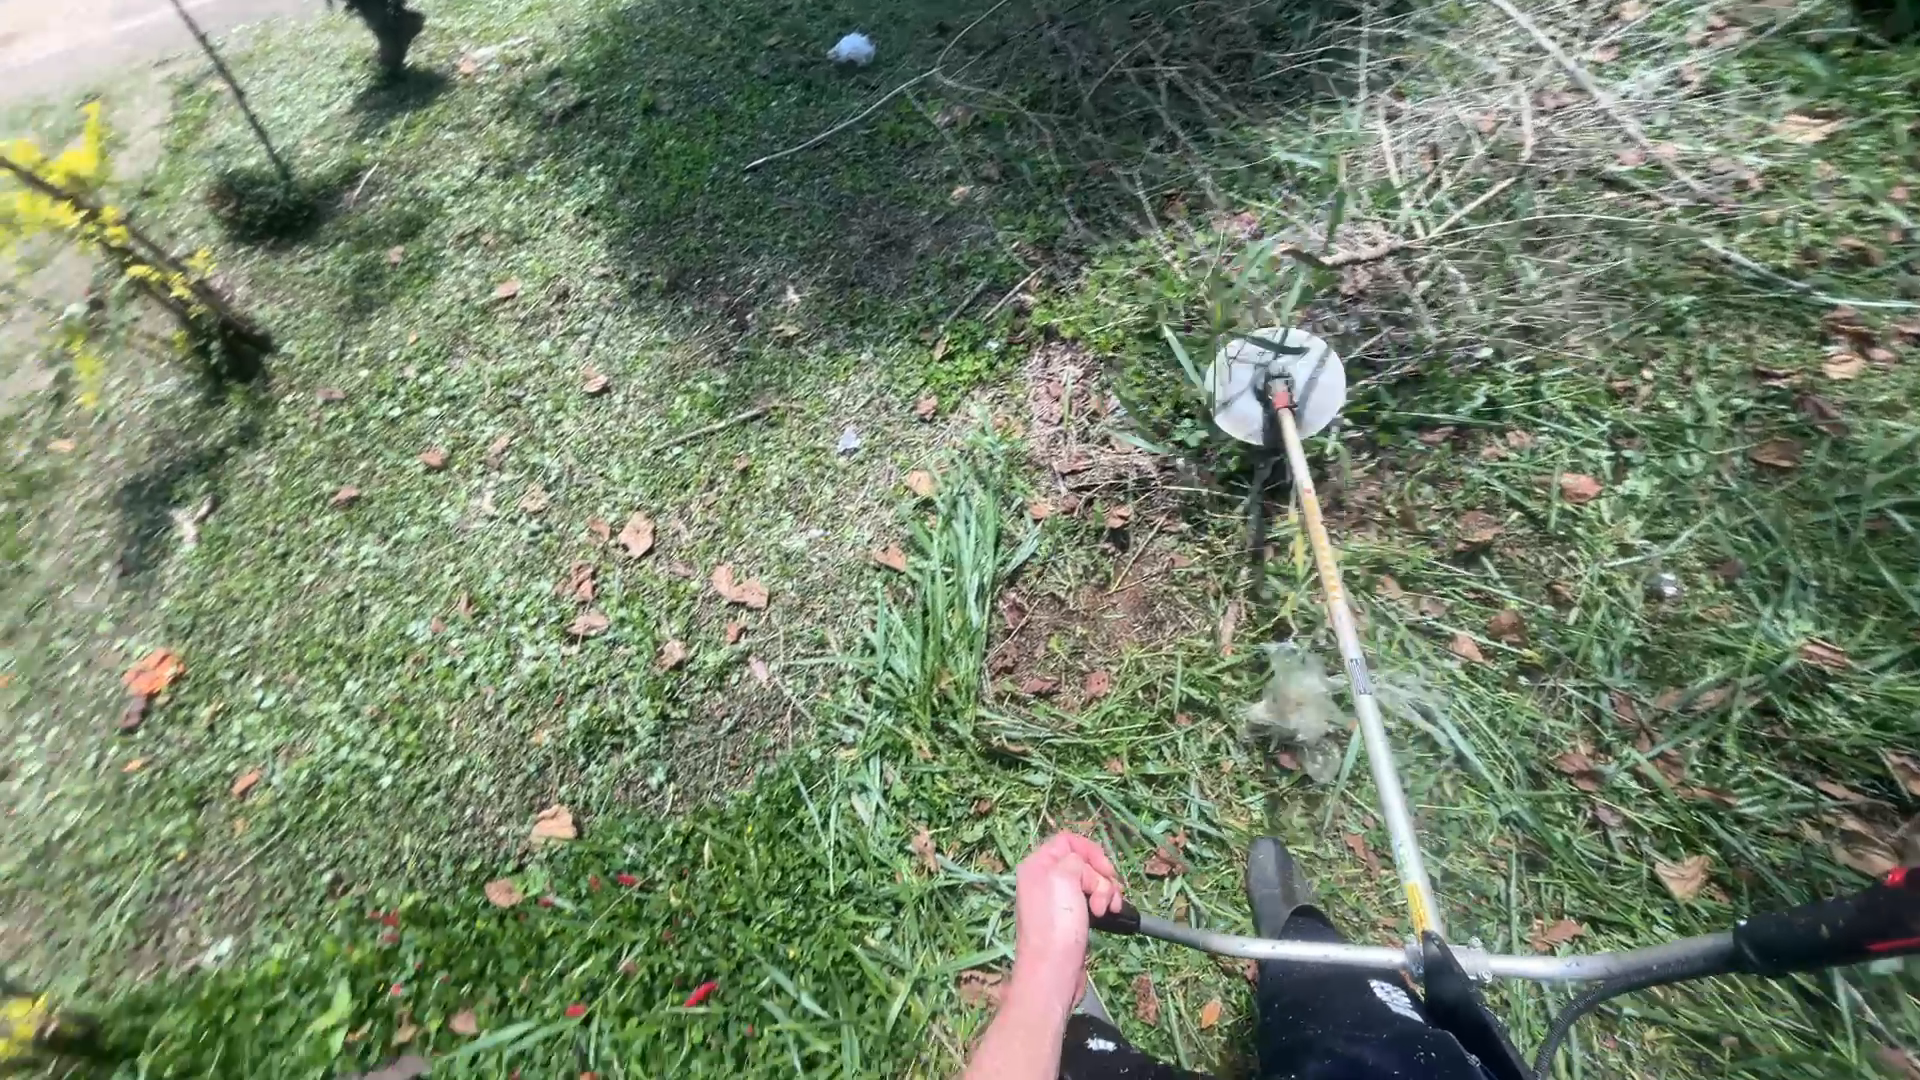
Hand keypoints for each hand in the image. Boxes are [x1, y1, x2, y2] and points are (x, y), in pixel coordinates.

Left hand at [1007, 832, 1124, 1015]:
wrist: (1053, 972)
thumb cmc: (1056, 922)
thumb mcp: (1064, 876)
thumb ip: (1077, 861)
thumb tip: (1089, 875)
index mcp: (1037, 864)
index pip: (1067, 840)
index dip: (1090, 850)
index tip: (1106, 869)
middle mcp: (1046, 879)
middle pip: (1083, 862)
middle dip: (1102, 875)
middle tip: (1108, 895)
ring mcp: (1059, 901)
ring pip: (1092, 882)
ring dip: (1107, 891)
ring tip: (1110, 909)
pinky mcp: (1071, 919)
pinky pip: (1092, 901)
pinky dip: (1104, 905)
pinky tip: (1110, 916)